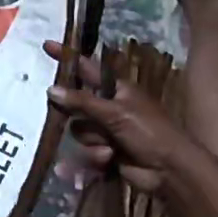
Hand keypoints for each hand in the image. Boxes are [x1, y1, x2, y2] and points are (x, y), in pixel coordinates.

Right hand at [43, 40, 189, 195]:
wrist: (170, 171)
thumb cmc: (150, 132)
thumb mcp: (116, 112)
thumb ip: (81, 101)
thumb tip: (50, 89)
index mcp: (116, 89)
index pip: (86, 68)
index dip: (67, 58)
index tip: (46, 45)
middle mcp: (109, 107)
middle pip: (76, 104)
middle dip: (78, 115)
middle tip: (79, 118)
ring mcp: (106, 130)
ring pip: (79, 130)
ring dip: (92, 141)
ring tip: (108, 149)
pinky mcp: (105, 152)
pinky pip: (85, 150)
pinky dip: (93, 157)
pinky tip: (106, 160)